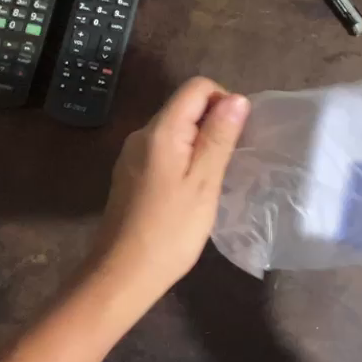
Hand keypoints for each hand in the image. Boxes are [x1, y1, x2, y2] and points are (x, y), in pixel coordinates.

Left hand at [89, 77, 249, 308]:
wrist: (122, 273)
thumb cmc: (170, 230)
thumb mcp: (204, 183)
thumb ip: (219, 137)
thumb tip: (237, 98)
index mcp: (160, 131)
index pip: (196, 88)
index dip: (224, 100)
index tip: (238, 135)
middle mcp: (141, 134)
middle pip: (184, 106)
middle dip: (213, 123)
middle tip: (230, 161)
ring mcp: (132, 154)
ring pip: (174, 129)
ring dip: (199, 142)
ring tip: (214, 178)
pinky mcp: (130, 173)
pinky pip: (163, 150)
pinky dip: (183, 158)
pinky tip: (191, 190)